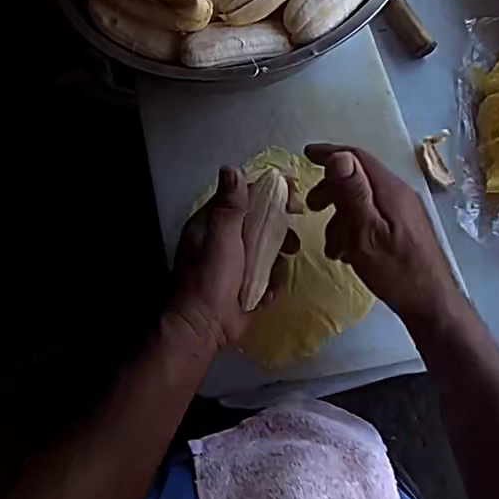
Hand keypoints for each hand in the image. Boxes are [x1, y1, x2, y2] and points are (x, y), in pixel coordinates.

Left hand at [166, 167, 292, 352]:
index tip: (293, 189)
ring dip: (280, 253)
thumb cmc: (210, 279)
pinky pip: (267, 275)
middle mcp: (224, 239)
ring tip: (288, 257)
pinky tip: (270, 289)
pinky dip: (272, 280)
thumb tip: (232, 169)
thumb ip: (229, 205)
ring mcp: (235, 264)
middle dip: (280, 223)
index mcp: (212, 223)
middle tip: (296, 224)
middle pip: (260, 220)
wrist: (203, 328)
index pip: (244, 195)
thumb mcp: (221, 237)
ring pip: (267, 248)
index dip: (269, 190)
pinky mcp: (245, 285)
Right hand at [306, 144, 466, 327]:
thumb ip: (353, 194)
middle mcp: (399, 194)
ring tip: (331, 245)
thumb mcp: (366, 232)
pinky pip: (372, 215)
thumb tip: (339, 156)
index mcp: (390, 190)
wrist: (433, 305)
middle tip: (311, 209)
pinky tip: (348, 251)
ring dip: (340, 216)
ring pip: (363, 199)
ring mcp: (404, 210)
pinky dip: (354, 226)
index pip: (356, 157)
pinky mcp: (404, 227)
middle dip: (331, 190)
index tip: (306, 155)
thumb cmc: (396, 272)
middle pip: (359, 177)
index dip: (329, 154)